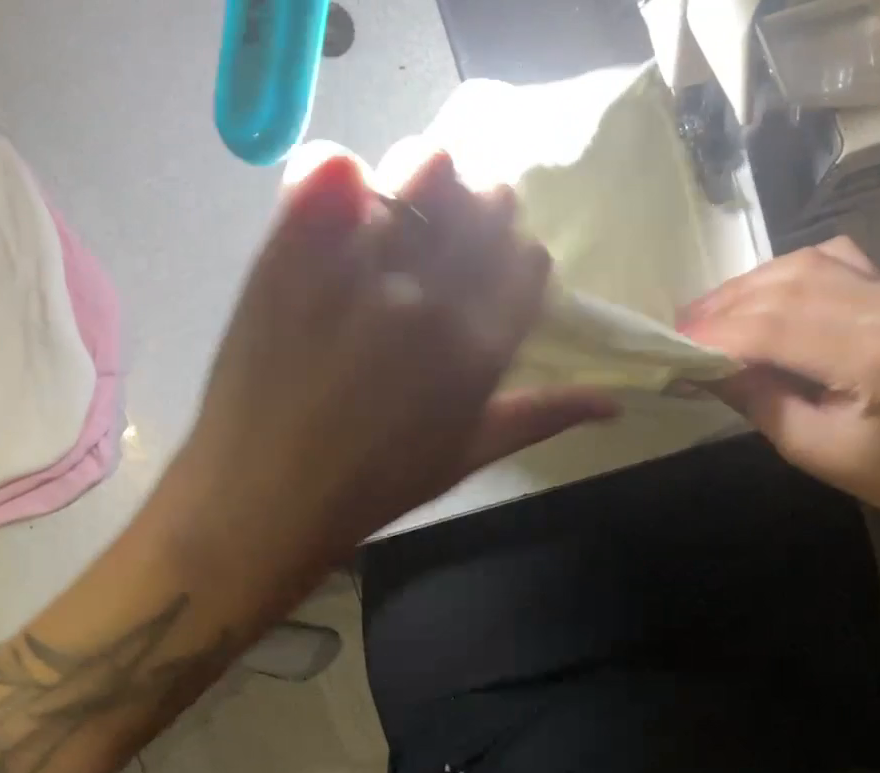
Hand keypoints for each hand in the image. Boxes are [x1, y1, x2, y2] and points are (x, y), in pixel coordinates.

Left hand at [162, 149, 616, 570]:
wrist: (264, 495)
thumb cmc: (376, 486)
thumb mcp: (470, 455)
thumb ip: (543, 416)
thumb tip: (614, 402)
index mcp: (483, 346)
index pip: (529, 262)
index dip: (517, 258)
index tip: (494, 268)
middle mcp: (434, 296)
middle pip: (486, 205)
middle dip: (482, 209)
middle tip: (451, 230)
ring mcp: (363, 267)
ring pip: (424, 173)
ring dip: (428, 176)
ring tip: (405, 201)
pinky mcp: (295, 249)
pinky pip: (333, 171)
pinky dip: (344, 170)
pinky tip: (346, 189)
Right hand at [678, 237, 879, 517]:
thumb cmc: (874, 467)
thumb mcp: (803, 444)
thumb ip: (752, 396)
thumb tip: (698, 363)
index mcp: (874, 359)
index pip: (778, 329)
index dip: (720, 332)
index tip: (677, 342)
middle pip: (789, 288)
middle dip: (727, 306)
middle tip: (685, 325)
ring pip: (806, 264)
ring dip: (750, 285)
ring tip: (710, 311)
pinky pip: (831, 258)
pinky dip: (786, 271)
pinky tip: (760, 294)